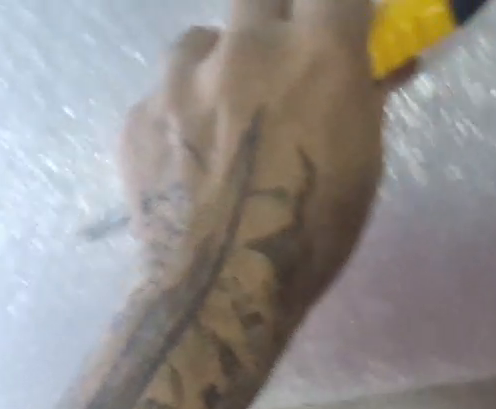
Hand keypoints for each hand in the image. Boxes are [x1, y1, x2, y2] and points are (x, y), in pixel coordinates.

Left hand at [121, 0, 385, 323]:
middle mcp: (245, 51)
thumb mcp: (360, 163)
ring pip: (195, 44)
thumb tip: (358, 63)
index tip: (328, 29)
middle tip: (270, 62)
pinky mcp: (136, 123)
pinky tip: (178, 160)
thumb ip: (354, 96)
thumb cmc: (304, 239)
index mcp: (316, 54)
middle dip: (270, 19)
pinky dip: (171, 119)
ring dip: (210, 66)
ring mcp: (180, 85)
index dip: (330, 9)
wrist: (213, 292)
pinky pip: (156, 99)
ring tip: (213, 116)